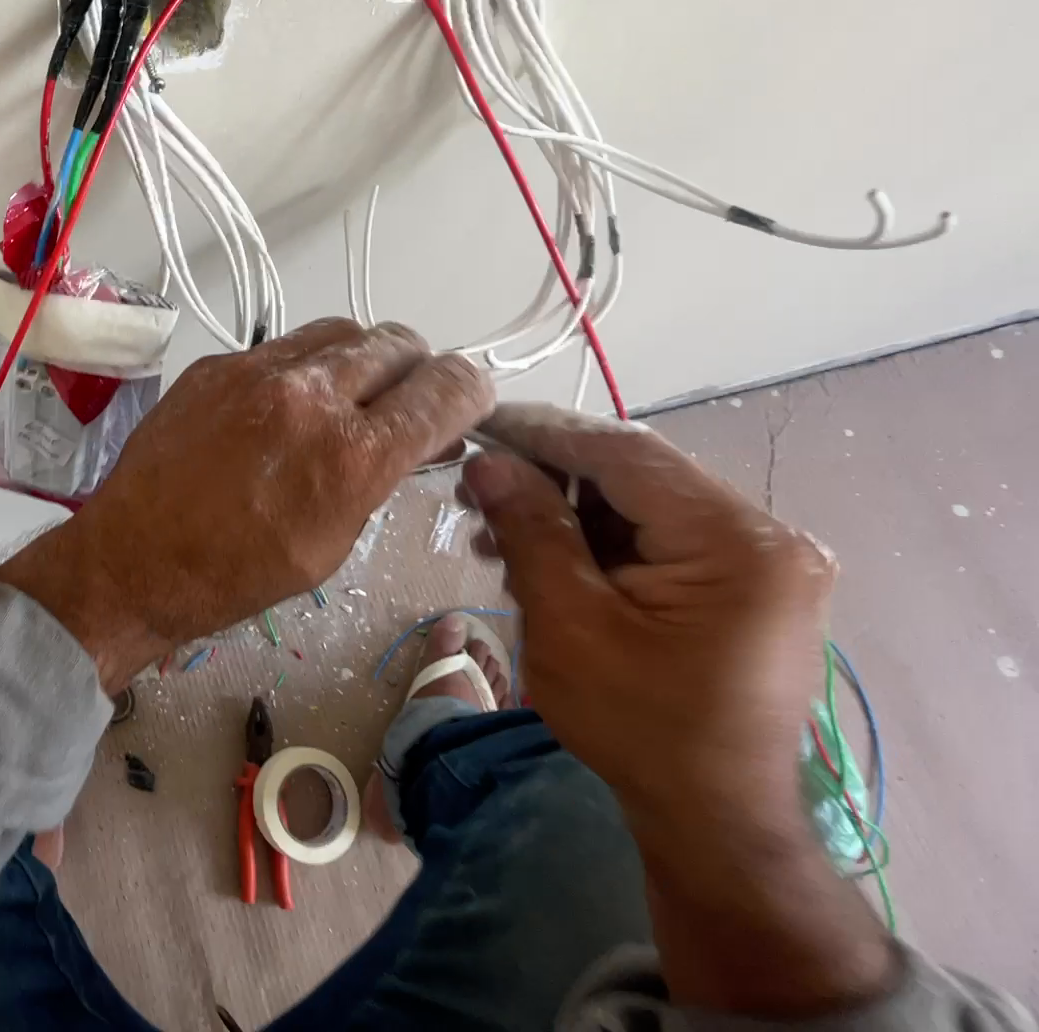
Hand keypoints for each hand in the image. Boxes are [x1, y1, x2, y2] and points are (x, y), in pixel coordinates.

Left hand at [0, 319, 493, 692]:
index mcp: (353, 457)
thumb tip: (416, 436)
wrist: (135, 558)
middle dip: (416, 371)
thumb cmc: (235, 575)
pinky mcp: (216, 365)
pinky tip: (282, 404)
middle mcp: (311, 397)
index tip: (463, 405)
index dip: (469, 393)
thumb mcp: (330, 545)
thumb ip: (378, 477)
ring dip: (361, 359)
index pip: (447, 388)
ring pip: (342, 331)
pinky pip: (283, 346)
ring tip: (346, 397)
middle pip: (399, 343)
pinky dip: (302, 367)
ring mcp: (256, 371)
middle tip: (401, 404)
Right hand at [461, 403, 832, 822]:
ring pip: (637, 508)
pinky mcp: (738, 587)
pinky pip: (652, 542)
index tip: (478, 422)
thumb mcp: (568, 622)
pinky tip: (538, 562)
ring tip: (493, 535)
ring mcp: (756, 563)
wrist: (707, 814)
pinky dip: (591, 544)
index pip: (627, 455)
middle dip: (547, 477)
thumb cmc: (636, 723)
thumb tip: (488, 463)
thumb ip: (531, 530)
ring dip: (562, 513)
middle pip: (635, 478)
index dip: (545, 432)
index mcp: (738, 543)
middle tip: (473, 487)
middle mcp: (763, 538)